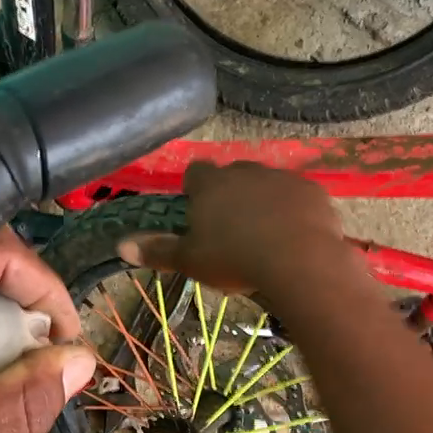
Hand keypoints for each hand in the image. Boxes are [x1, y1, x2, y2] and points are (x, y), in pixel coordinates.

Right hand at [118, 161, 351, 292]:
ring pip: (266, 184)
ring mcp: (281, 178)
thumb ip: (158, 250)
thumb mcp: (190, 261)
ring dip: (263, 202)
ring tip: (266, 237)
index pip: (195, 173)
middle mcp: (244, 171)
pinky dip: (293, 211)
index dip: (194, 190)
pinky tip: (295, 237)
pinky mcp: (311, 190)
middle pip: (232, 175)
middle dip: (230, 195)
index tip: (198, 212)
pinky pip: (297, 196)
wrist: (298, 261)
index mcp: (211, 185)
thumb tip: (121, 246)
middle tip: (231, 230)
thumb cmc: (234, 259)